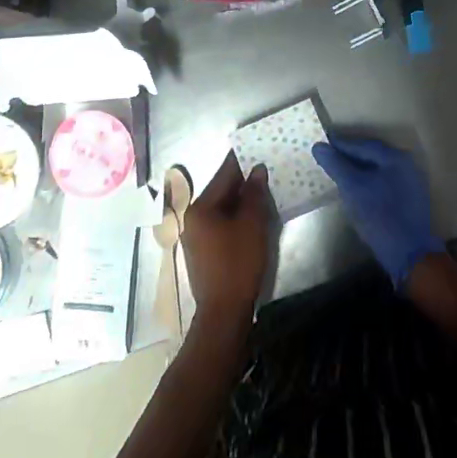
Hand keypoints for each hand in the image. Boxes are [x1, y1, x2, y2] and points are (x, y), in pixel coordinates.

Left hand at [181, 153, 273, 325]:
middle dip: (242, 182)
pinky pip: (219, 223)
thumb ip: (254, 194)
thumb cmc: (238, 263)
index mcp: (200, 207)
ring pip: (220, 208)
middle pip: (220, 191)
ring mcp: (194, 235)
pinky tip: (250, 218)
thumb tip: (256, 171)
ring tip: (262, 193)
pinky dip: (234, 216)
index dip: (241, 161)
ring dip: (239, 200)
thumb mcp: (252, 225)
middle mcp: (192, 217)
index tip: (255, 148)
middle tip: (265, 171)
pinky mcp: (201, 250)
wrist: (223, 309)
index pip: (224, 175)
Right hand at [311, 135, 443, 284]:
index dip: (341, 145)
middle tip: (328, 156)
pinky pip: (384, 183)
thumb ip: (336, 165)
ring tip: (339, 172)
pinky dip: (368, 182)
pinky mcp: (410, 199)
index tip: (322, 143)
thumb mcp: (352, 188)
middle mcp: (406, 165)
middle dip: (350, 156)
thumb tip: (319, 146)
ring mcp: (411, 183)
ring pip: (379, 170)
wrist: (408, 251)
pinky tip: (356, 189)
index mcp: (395, 158)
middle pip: (373, 155)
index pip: (363, 145)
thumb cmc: (378, 215)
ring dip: (359, 169)